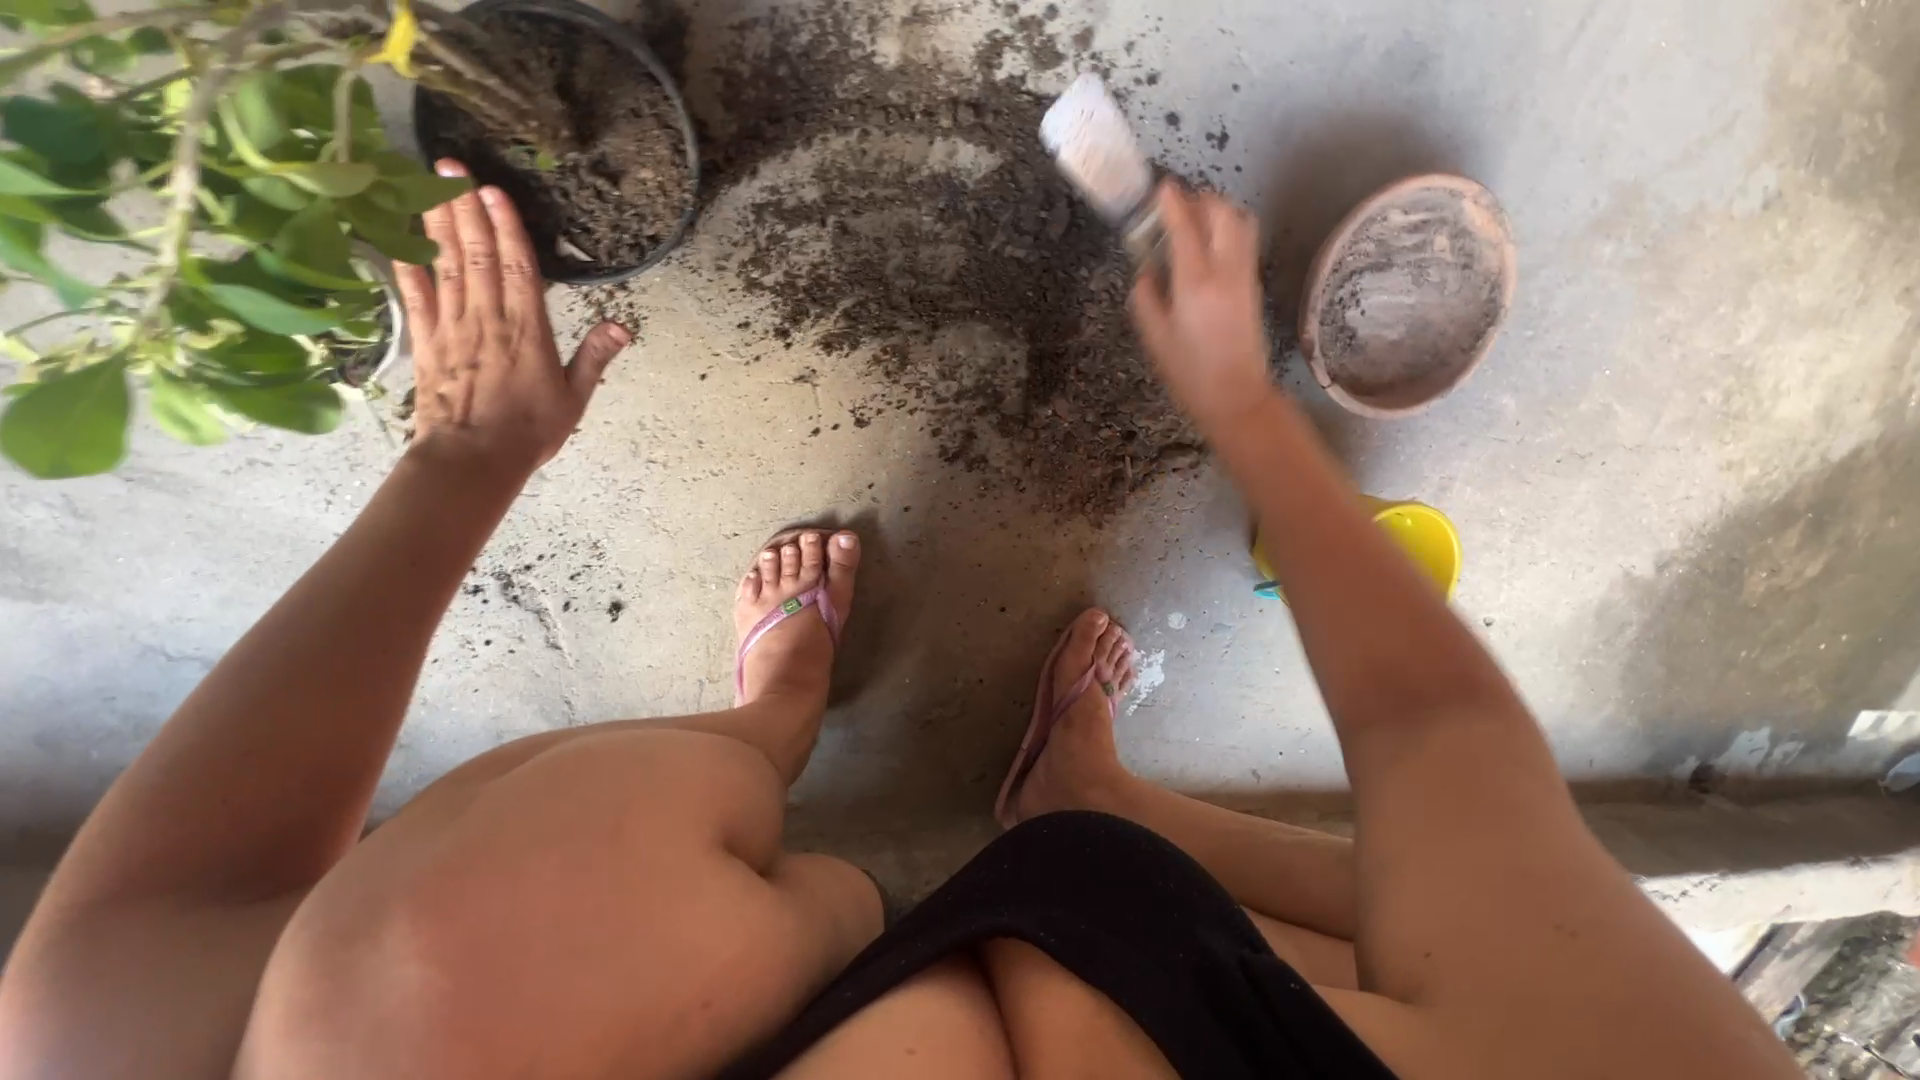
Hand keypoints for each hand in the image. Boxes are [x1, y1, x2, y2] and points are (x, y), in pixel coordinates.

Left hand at [392, 159, 630, 478]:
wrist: (474, 459)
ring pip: (444, 264)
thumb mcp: (575, 397)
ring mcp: (452, 327)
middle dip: (464, 208)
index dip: (506, 227)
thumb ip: (595, 357)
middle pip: (475, 254)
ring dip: (436, 222)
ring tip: (427, 184)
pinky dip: (405, 263)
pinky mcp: (426, 341)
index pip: (517, 268)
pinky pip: (414, 295)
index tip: (493, 191)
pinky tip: (397, 236)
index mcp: (528, 330)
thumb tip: (622, 326)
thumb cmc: (530, 430)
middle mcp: (488, 319)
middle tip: (450, 166)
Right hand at [1129, 180, 1274, 427]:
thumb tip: (1147, 269)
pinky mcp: (1254, 283)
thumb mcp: (1154, 337)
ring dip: (1218, 209)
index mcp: (1195, 282)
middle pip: (1221, 212)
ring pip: (1239, 221)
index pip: (1185, 226)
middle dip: (1199, 198)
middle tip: (1177, 203)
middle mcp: (1225, 270)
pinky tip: (1208, 243)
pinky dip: (1227, 227)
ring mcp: (1245, 274)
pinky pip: (1244, 239)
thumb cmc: (1189, 372)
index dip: (1171, 201)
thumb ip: (1146, 296)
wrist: (1236, 396)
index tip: (1161, 187)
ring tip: (1195, 218)